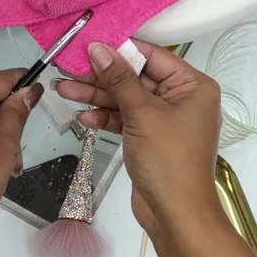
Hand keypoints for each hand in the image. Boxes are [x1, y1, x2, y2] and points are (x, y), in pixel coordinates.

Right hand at [55, 41, 223, 235]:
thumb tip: (99, 49)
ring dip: (97, 96)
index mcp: (192, 86)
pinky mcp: (151, 138)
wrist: (176, 213)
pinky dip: (106, 118)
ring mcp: (166, 120)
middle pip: (136, 77)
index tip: (89, 44)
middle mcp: (182, 99)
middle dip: (102, 76)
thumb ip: (119, 79)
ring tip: (64, 89)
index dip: (120, 49)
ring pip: (127, 99)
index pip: (152, 56)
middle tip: (69, 69)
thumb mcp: (142, 113)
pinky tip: (83, 117)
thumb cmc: (170, 162)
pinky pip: (126, 119)